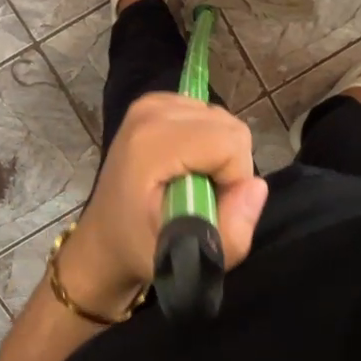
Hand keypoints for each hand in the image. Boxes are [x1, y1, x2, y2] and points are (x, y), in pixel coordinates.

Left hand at [57, 94, 269, 313]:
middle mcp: (152, 111)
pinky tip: (185, 165)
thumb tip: (256, 186)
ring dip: (219, 155)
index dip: (234, 179)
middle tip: (202, 197)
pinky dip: (207, 142)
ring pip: (222, 120)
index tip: (211, 206)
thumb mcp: (188, 258)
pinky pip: (207, 115)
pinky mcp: (156, 102)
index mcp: (153, 142)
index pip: (230, 142)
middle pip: (230, 127)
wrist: (103, 237)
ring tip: (191, 183)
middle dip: (230, 167)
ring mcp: (152, 102)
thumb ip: (230, 231)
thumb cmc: (139, 248)